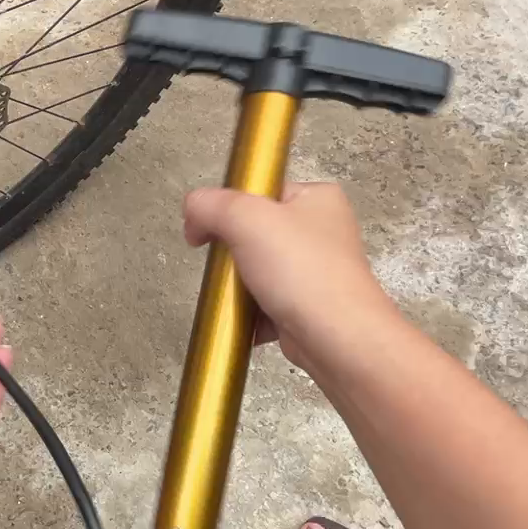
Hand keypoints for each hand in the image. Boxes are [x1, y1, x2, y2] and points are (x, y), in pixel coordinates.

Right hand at [182, 183, 397, 368]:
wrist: (336, 338)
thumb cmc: (299, 270)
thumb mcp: (246, 219)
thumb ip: (210, 205)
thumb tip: (192, 210)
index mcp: (317, 198)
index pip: (259, 191)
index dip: (226, 207)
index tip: (207, 231)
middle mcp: (322, 230)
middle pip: (254, 231)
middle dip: (231, 250)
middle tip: (221, 265)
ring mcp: (317, 270)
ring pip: (257, 267)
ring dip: (237, 282)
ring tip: (233, 294)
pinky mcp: (309, 304)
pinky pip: (266, 298)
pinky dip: (250, 309)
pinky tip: (245, 317)